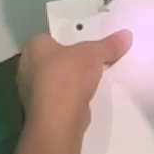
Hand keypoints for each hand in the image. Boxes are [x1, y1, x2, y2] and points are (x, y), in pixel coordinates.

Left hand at [16, 30, 133, 134]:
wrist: (59, 118)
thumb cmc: (68, 75)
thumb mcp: (94, 54)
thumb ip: (109, 45)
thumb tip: (126, 34)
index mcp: (33, 47)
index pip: (50, 36)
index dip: (67, 38)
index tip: (84, 42)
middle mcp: (26, 67)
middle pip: (52, 58)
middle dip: (69, 60)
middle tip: (91, 59)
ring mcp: (30, 91)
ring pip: (54, 80)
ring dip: (69, 81)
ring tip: (91, 78)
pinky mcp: (39, 110)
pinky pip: (57, 97)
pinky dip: (69, 97)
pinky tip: (84, 97)